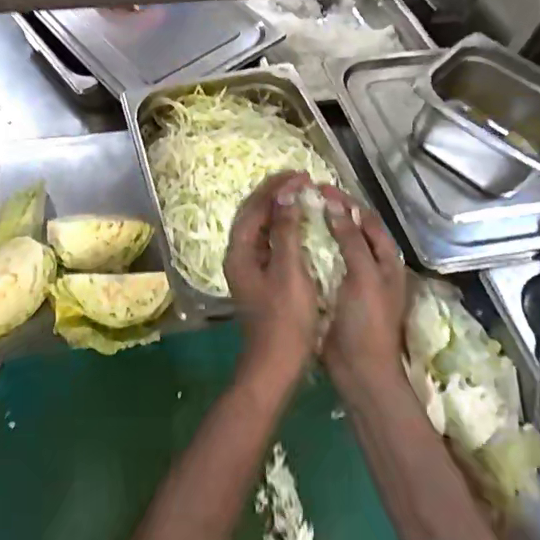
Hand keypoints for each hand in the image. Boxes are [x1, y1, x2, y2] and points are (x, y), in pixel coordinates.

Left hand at [222, 171, 320, 385]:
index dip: (276, 188)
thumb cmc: (285, 319)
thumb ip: (286, 232)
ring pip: (259, 226)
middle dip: (275, 193)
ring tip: (301, 193)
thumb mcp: (289, 271)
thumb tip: (287, 195)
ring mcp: (248, 267)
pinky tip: (298, 223)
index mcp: (240, 251)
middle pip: (253, 213)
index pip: (254, 207)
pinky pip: (267, 240)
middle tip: (301, 178)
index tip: (301, 174)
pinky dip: (282, 226)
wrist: (276, 364)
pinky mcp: (260, 278)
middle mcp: (238, 255)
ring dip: (278, 208)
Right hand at [316, 185, 410, 393]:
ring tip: (296, 213)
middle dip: (332, 212)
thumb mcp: (364, 276)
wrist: (359, 370)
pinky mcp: (336, 293)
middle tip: (305, 197)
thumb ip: (352, 241)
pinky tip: (293, 243)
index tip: (320, 188)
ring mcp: (354, 280)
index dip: (346, 202)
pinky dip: (312, 250)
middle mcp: (373, 265)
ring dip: (321, 229)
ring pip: (337, 245)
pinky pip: (324, 264)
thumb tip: (337, 208)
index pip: (367, 220)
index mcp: (387, 259)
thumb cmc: (367, 322)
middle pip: (353, 229)